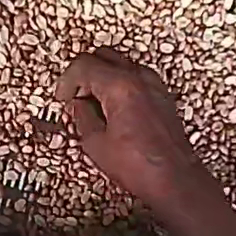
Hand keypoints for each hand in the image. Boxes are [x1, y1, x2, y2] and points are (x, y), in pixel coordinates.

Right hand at [55, 50, 229, 229]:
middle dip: (83, 74)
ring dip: (102, 78)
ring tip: (92, 106)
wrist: (173, 179)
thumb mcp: (96, 144)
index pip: (84, 65)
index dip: (66, 81)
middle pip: (102, 56)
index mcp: (120, 86)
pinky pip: (135, 77)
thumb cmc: (140, 166)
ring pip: (119, 64)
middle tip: (74, 98)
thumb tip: (78, 106)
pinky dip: (119, 85)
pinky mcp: (162, 96)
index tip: (62, 97)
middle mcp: (140, 78)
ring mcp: (154, 84)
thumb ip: (82, 117)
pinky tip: (112, 110)